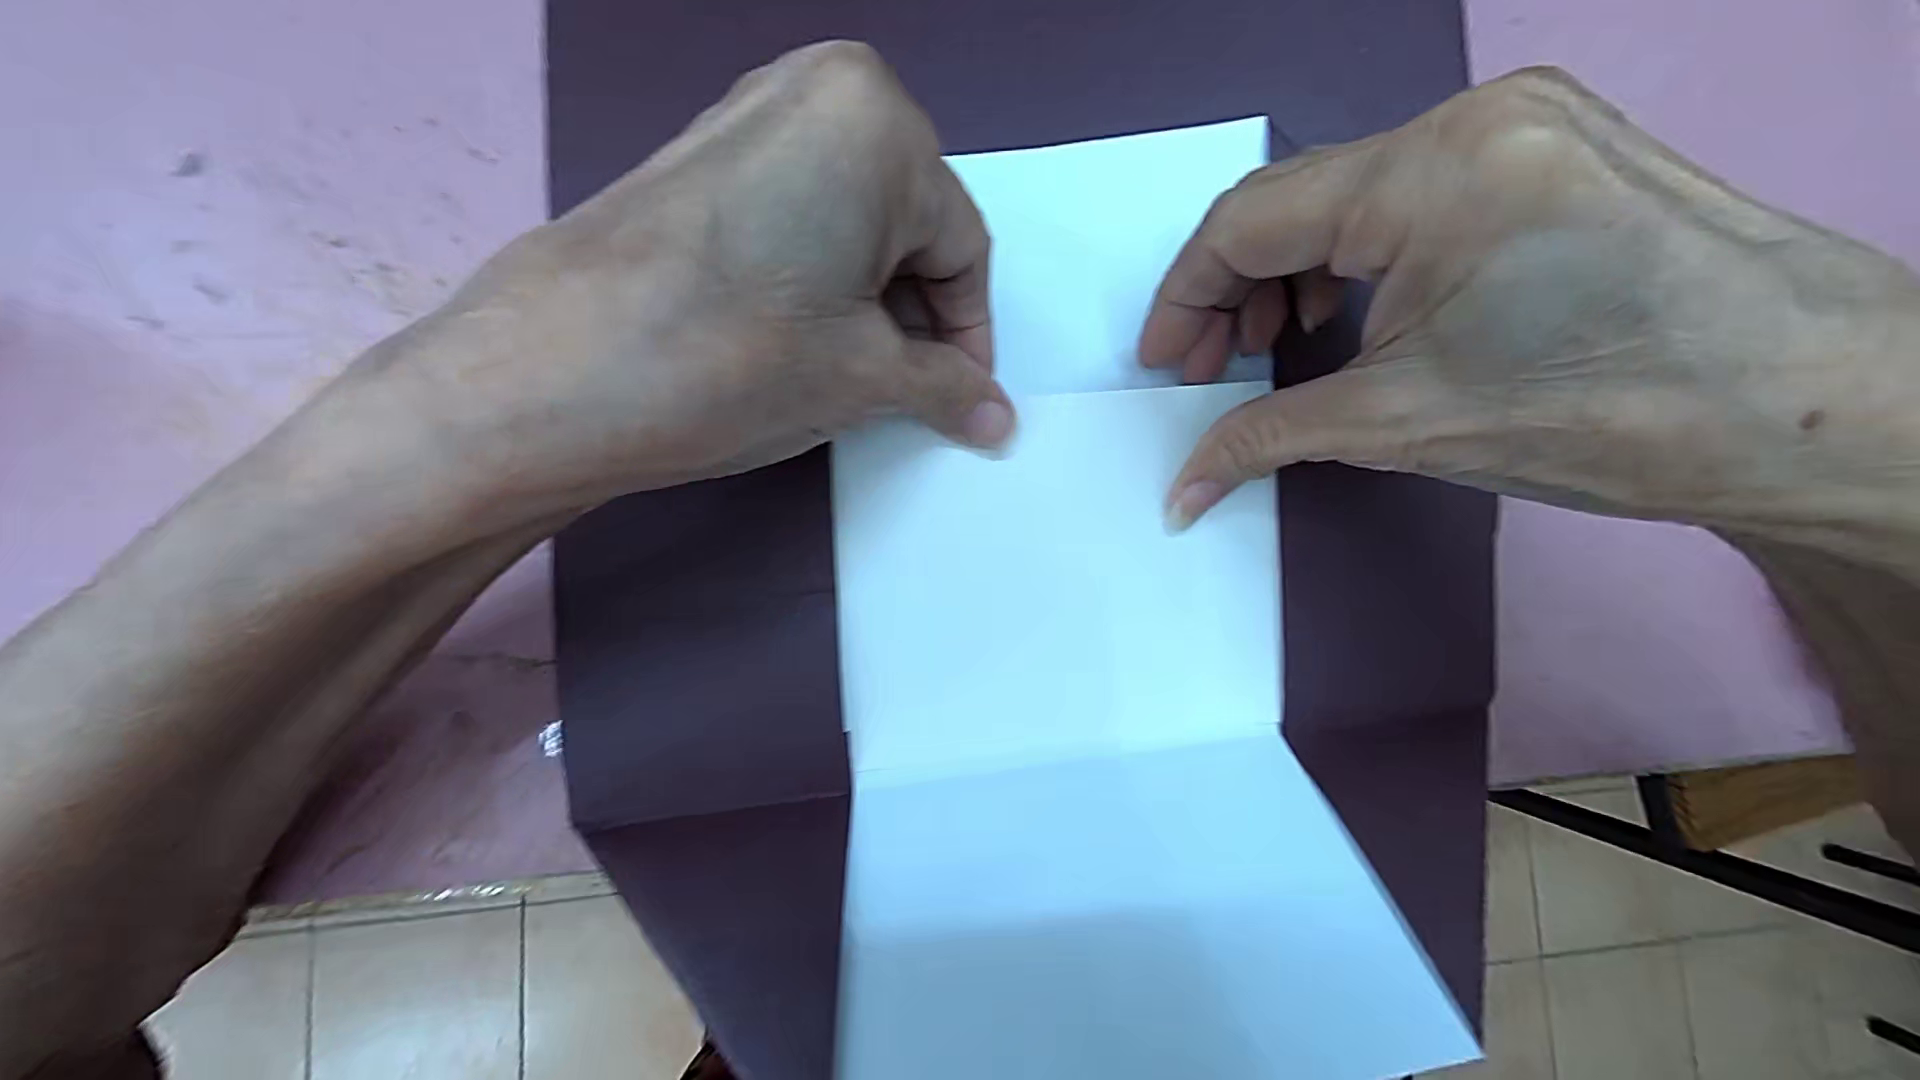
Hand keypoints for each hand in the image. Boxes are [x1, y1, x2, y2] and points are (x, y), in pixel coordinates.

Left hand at [324, 41, 1010, 531]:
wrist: (550, 376)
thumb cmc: (738, 361)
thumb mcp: (867, 379)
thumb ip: (949, 390)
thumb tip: (1000, 421)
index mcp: (876, 121)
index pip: (964, 248)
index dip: (970, 337)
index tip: (964, 400)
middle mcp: (816, 90)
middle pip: (911, 232)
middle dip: (920, 320)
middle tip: (908, 392)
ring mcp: (748, 117)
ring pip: (856, 229)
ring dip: (872, 308)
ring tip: (851, 375)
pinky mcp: (703, 161)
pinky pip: (800, 222)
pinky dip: (822, 284)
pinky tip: (800, 339)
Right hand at [1146, 68, 1919, 565]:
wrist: (1814, 406)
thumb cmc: (1600, 411)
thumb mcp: (1393, 424)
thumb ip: (1261, 440)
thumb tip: (1177, 494)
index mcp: (1430, 172)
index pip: (1248, 221)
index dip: (1183, 296)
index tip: (1160, 361)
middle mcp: (1466, 124)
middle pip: (1286, 204)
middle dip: (1226, 293)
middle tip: (1206, 369)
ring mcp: (1510, 129)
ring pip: (1335, 202)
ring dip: (1279, 281)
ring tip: (1263, 350)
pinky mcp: (1534, 158)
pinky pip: (1391, 203)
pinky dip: (1339, 266)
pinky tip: (1334, 319)